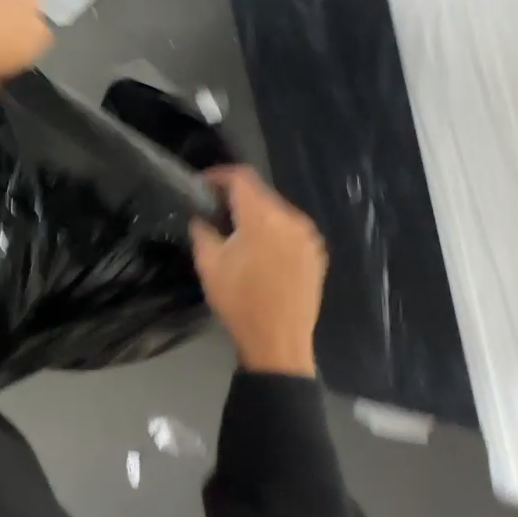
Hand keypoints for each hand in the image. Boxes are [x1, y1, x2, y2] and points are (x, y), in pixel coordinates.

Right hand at [189, 166, 326, 377]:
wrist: (278, 341)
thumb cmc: (238, 300)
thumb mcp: (207, 262)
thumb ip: (202, 229)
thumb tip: (201, 214)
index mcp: (262, 218)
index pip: (241, 178)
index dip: (218, 175)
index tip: (201, 184)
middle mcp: (290, 220)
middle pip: (260, 193)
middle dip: (235, 197)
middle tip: (213, 210)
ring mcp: (307, 238)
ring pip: (276, 211)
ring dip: (254, 214)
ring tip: (235, 232)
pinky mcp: (316, 254)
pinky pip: (290, 229)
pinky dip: (272, 230)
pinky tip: (259, 250)